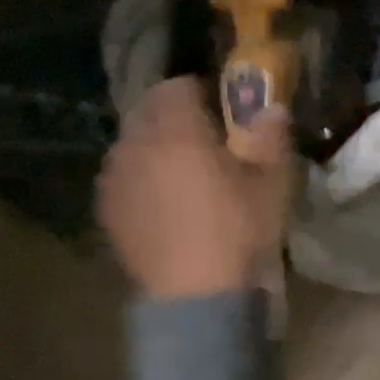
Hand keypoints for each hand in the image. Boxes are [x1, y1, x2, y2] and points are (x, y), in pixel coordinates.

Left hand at [99, 77, 292, 297]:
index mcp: (176, 131)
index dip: (200, 88)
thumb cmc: (239, 228)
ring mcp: (115, 177)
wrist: (196, 292)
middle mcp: (136, 145)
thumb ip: (269, 136)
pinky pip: (125, 174)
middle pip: (147, 110)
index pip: (176, 86)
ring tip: (187, 166)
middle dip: (174, 113)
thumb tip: (272, 106)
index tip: (223, 102)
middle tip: (208, 131)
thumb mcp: (272, 180)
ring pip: (133, 142)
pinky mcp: (108, 208)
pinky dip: (144, 173)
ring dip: (156, 143)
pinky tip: (169, 197)